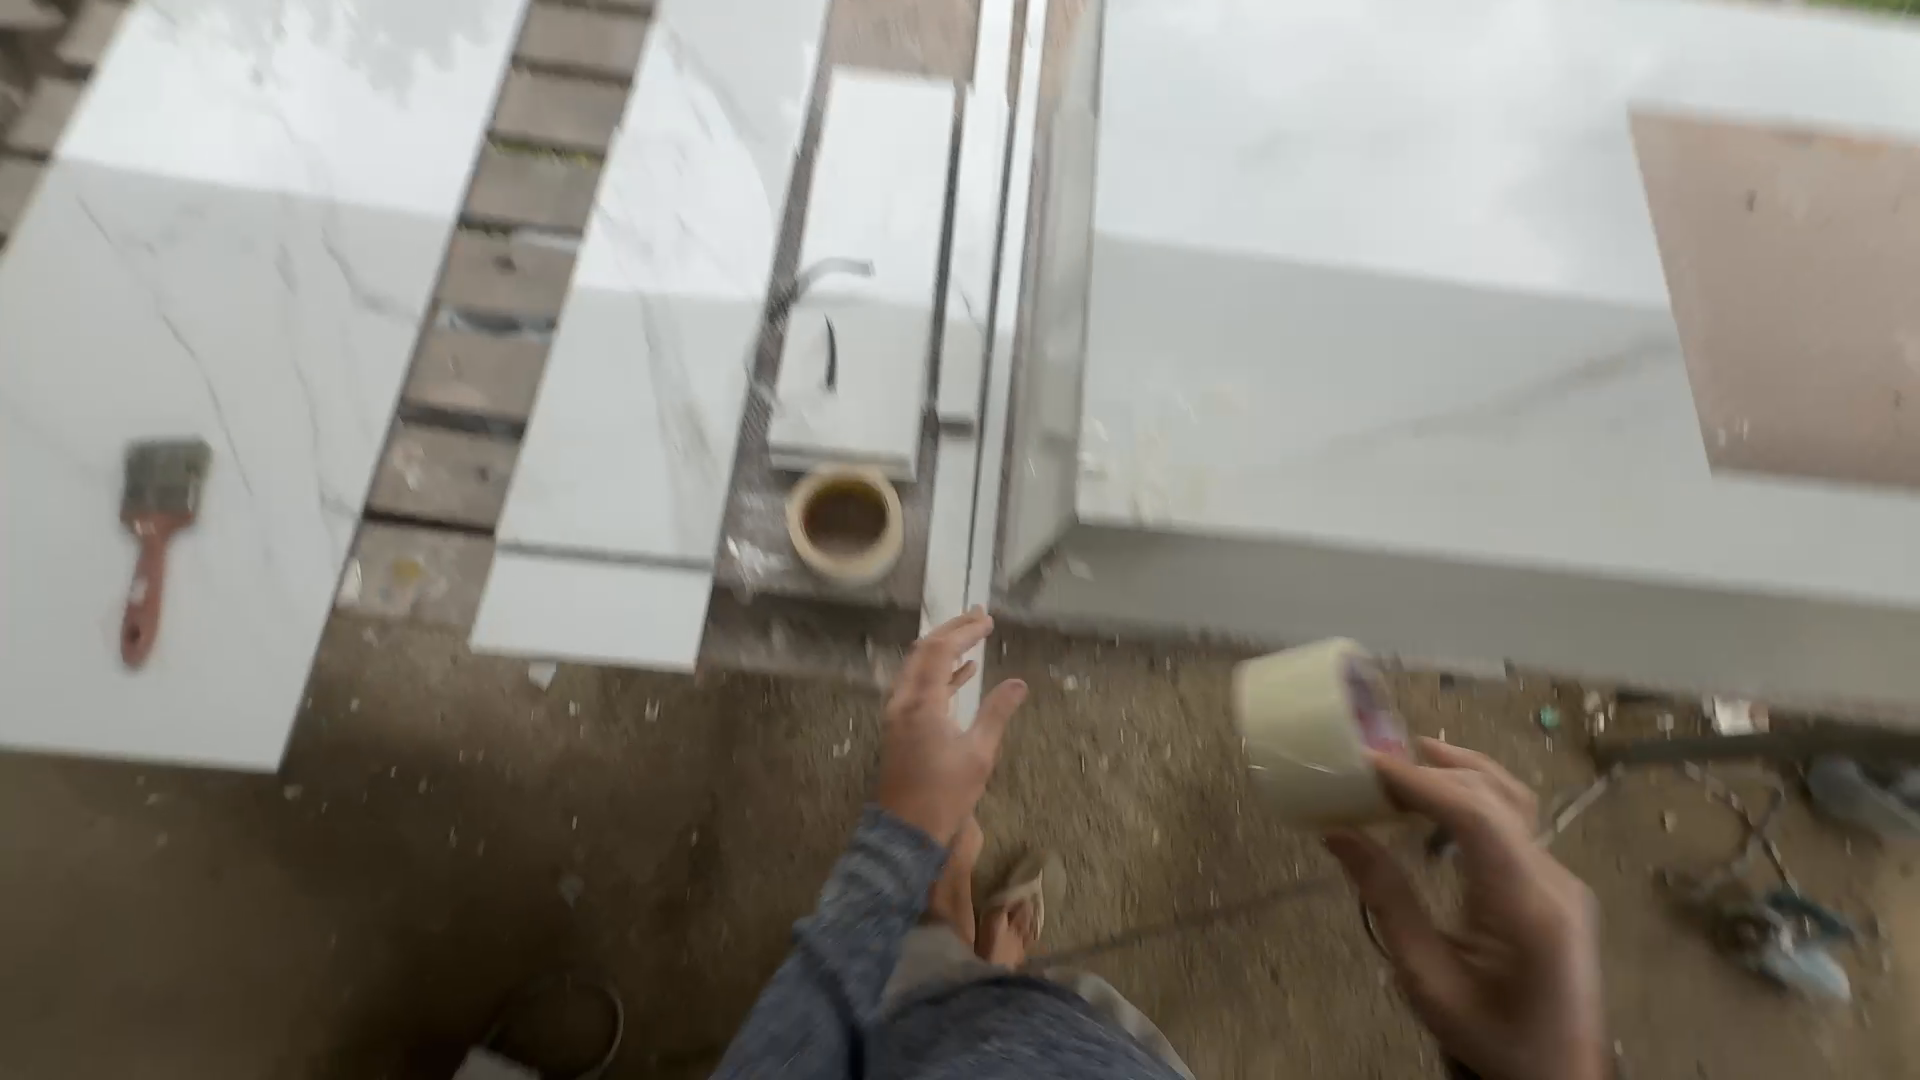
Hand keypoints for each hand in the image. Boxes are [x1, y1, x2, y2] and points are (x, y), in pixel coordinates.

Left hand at [876, 608, 1026, 843]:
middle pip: (923, 651)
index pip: (940, 651)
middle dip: (951, 630)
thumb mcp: (979, 754)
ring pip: (919, 667)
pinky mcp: (902, 727)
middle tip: (978, 616)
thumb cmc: (945, 794)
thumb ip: (997, 713)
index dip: (964, 632)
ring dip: (945, 649)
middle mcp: (903, 700)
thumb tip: (1018, 683)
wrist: (907, 832)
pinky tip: (965, 673)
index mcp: (920, 702)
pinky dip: (941, 674)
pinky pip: (920, 687)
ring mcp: (899, 713)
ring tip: (973, 636)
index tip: (988, 621)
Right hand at [1325, 738, 1604, 1079]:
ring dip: (1458, 771)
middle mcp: (1553, 881)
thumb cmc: (1488, 1036)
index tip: (1366, 762)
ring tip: (1408, 754)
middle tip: (1371, 765)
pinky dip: (1470, 794)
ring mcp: (1560, 880)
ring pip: (1512, 799)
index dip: (1418, 781)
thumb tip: (1336, 831)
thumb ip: (1386, 899)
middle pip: (1494, 797)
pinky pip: (1514, 821)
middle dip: (1429, 770)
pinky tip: (1438, 797)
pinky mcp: (1554, 885)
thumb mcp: (1426, 977)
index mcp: (1526, 907)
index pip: (1475, 817)